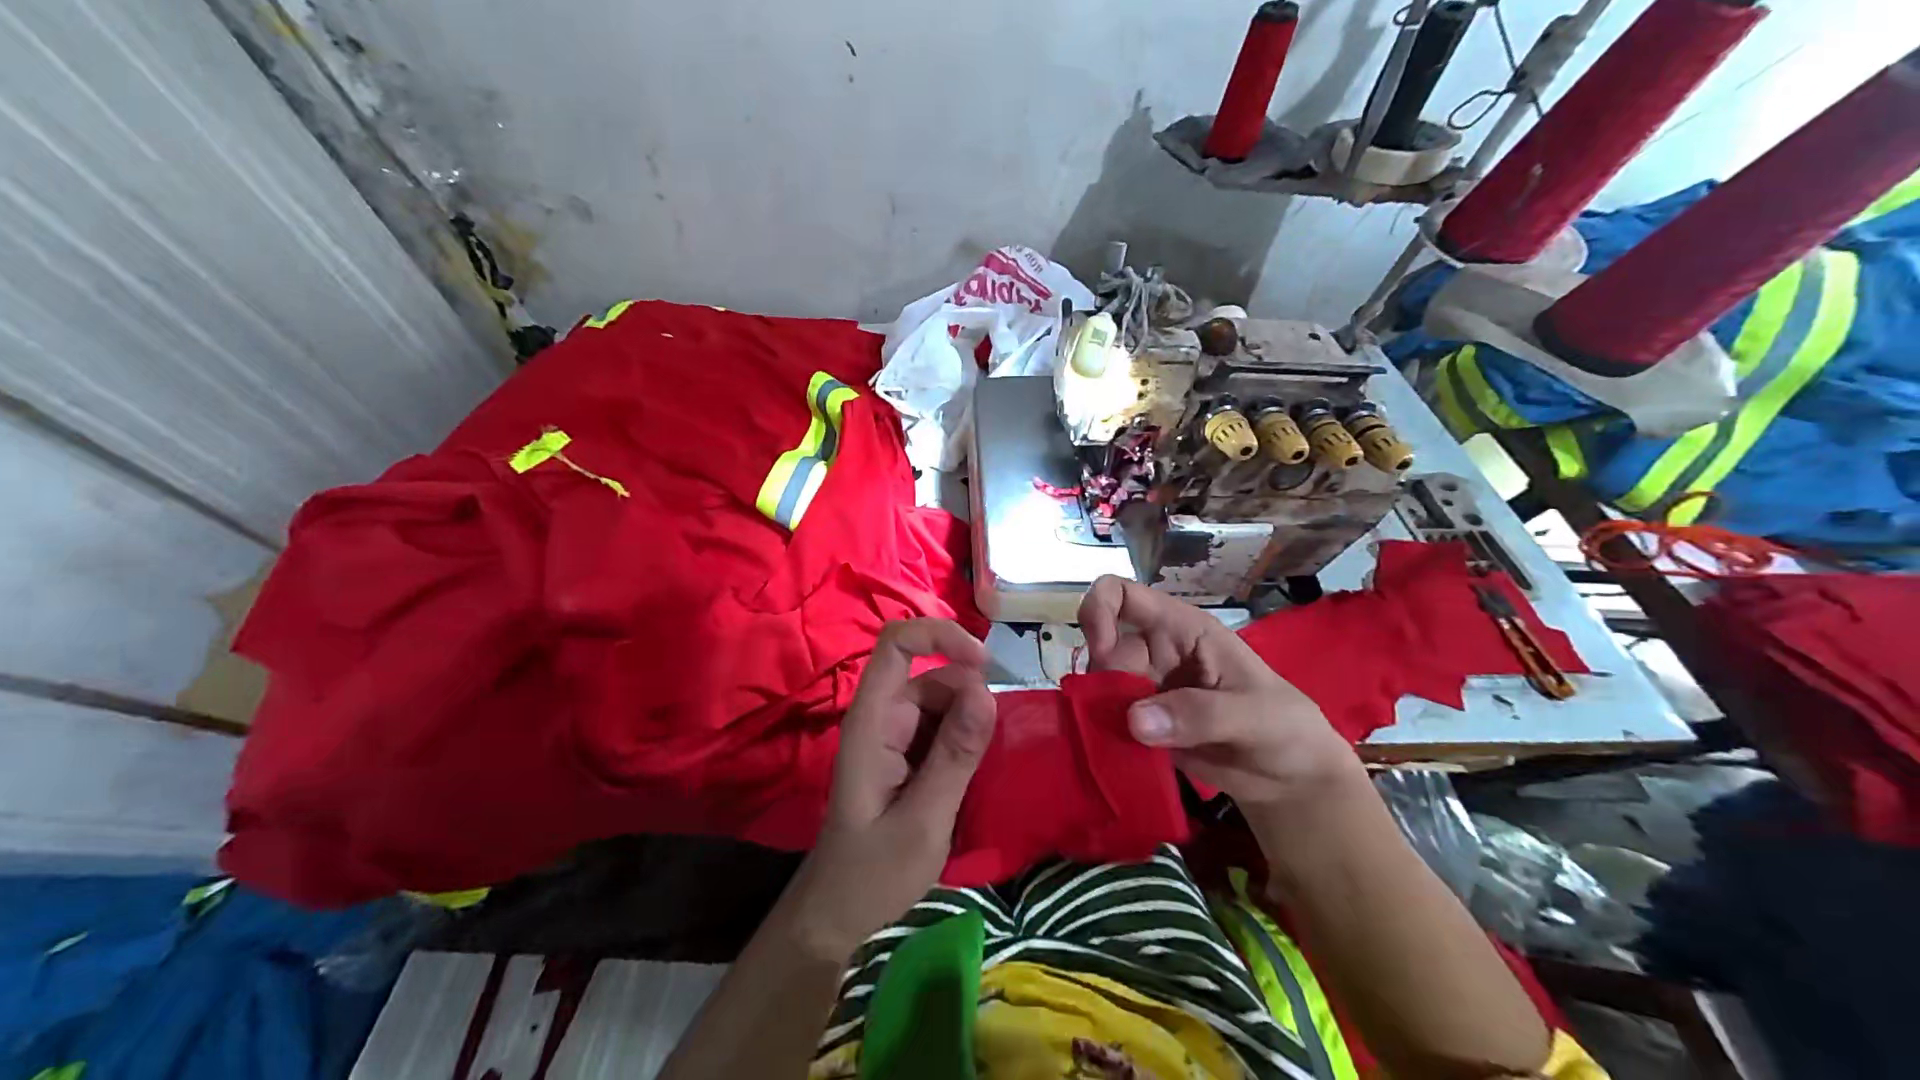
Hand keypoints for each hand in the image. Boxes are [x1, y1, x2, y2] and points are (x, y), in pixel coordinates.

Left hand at [777, 619, 995, 959]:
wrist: (838, 916)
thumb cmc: (873, 873)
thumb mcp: (924, 820)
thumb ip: (955, 755)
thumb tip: (988, 690)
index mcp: (873, 721)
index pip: (898, 644)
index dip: (941, 635)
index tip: (986, 665)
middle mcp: (883, 717)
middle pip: (932, 673)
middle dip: (971, 694)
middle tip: (993, 746)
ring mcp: (895, 735)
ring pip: (944, 699)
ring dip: (973, 719)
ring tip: (989, 766)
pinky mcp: (908, 754)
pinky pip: (944, 725)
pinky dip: (968, 736)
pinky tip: (981, 770)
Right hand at [1078, 576, 1363, 809]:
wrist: (1294, 781)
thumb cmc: (1285, 728)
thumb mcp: (1255, 715)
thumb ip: (1201, 714)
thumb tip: (1134, 719)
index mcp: (1183, 629)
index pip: (1124, 595)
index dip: (1100, 611)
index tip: (1100, 653)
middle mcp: (1156, 653)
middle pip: (1104, 649)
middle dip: (1102, 680)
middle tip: (1122, 718)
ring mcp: (1146, 690)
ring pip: (1100, 687)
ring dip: (1099, 711)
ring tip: (1121, 740)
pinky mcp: (1141, 726)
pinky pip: (1106, 722)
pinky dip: (1103, 735)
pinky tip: (1117, 753)